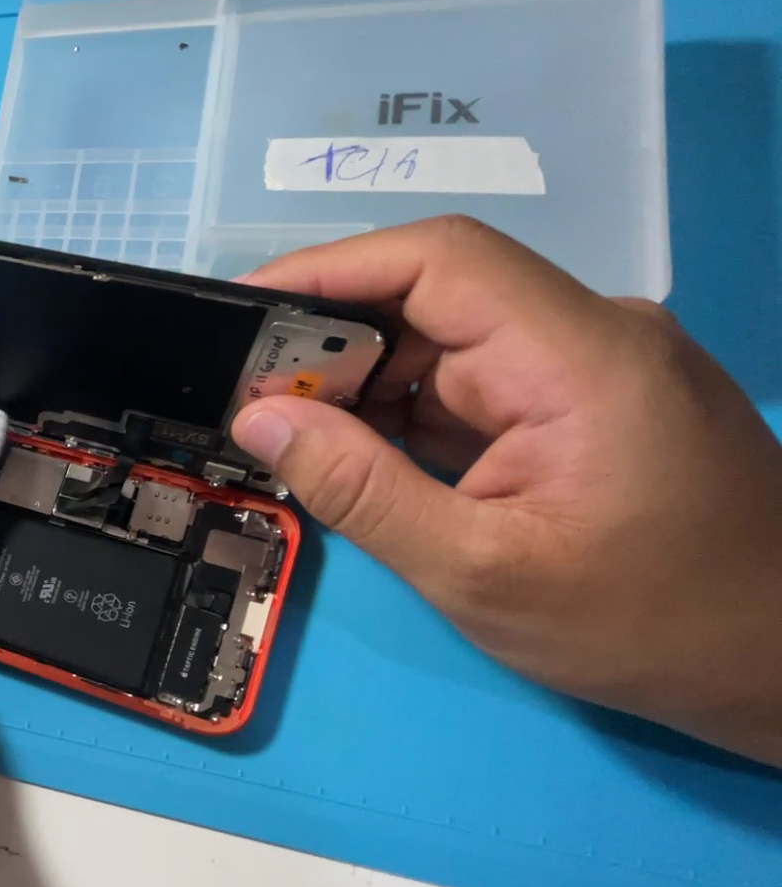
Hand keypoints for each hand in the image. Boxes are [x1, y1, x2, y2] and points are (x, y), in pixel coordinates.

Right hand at [230, 216, 781, 764]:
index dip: (327, 268)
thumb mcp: (477, 569)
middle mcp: (578, 340)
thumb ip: (358, 490)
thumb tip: (256, 418)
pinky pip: (447, 388)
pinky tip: (338, 452)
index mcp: (576, 358)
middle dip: (320, 342)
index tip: (240, 309)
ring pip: (427, 347)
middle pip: (423, 301)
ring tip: (274, 431)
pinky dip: (381, 415)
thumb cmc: (648, 624)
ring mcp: (569, 373)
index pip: (437, 262)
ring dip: (345, 385)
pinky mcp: (558, 408)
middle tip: (239, 398)